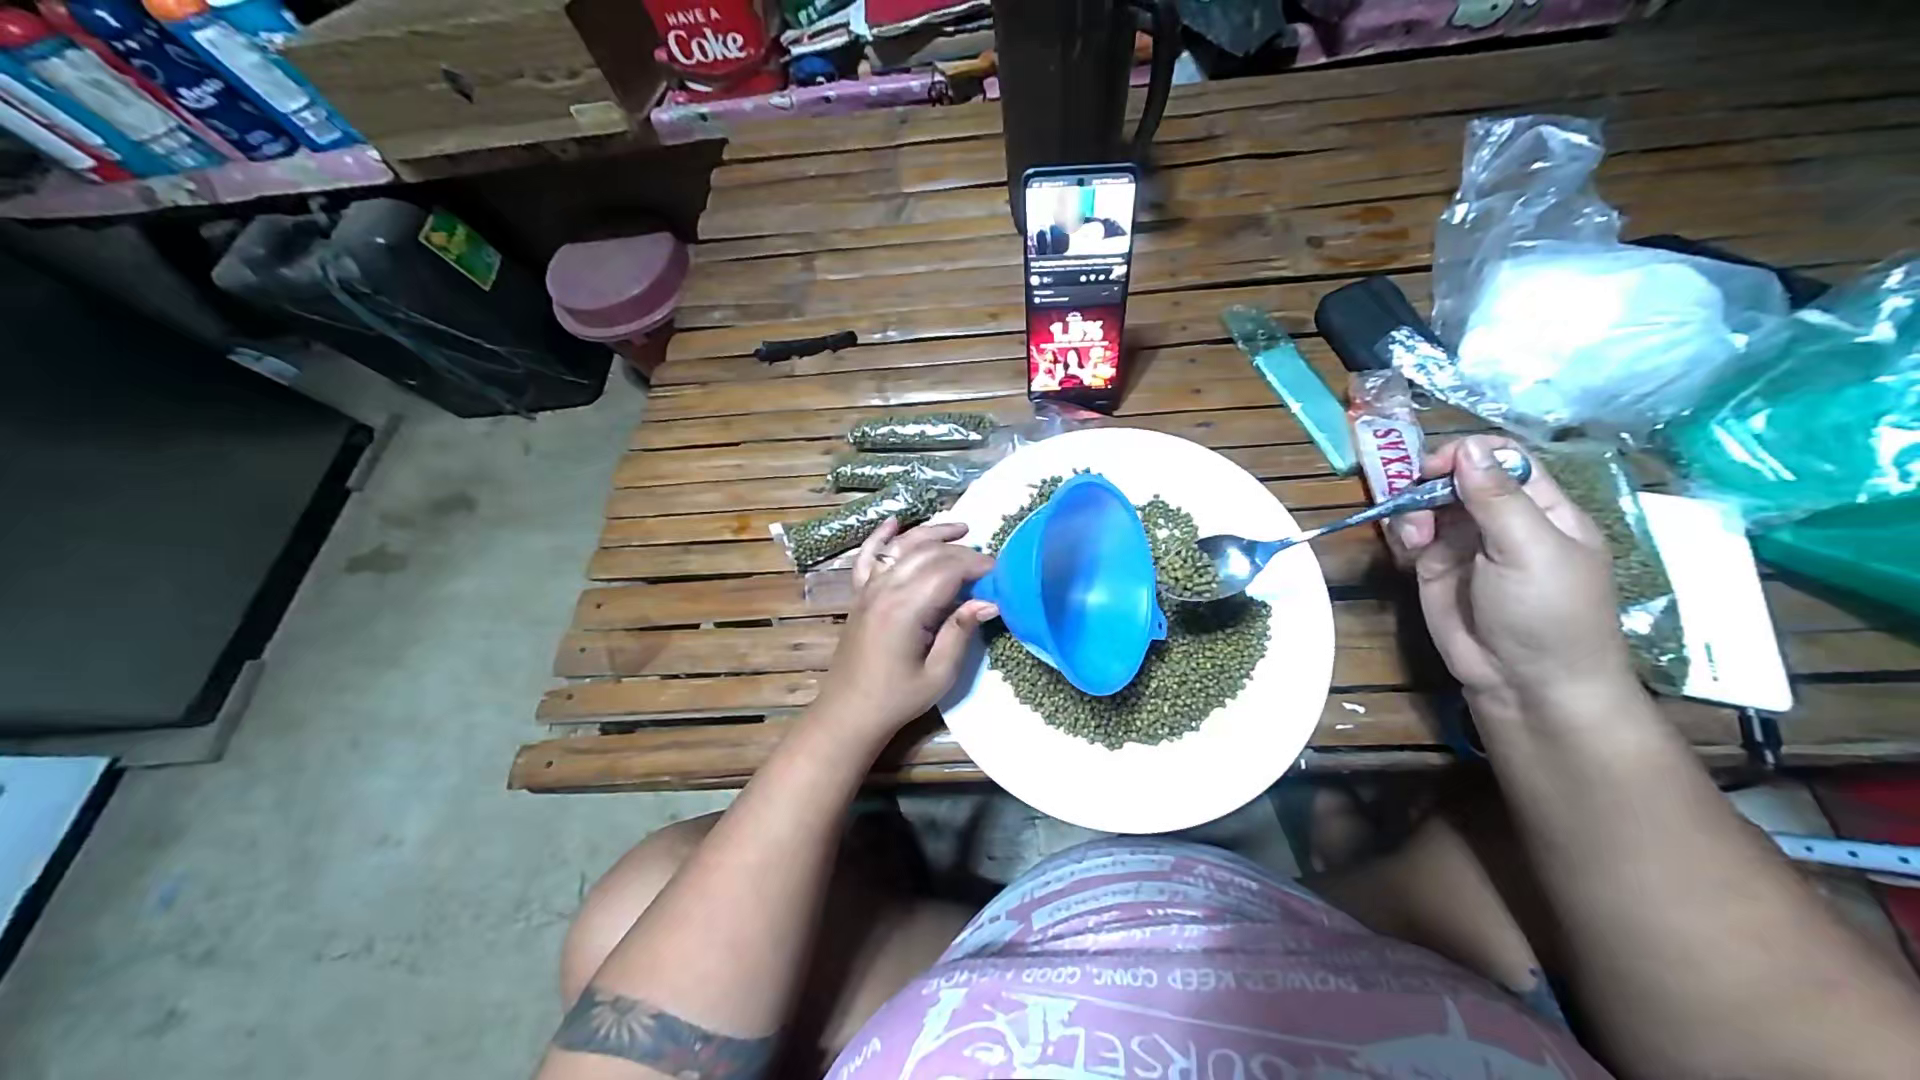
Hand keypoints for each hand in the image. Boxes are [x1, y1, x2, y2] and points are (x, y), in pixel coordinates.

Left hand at [809, 519, 998, 739]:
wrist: (849, 712)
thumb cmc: (897, 698)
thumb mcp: (939, 673)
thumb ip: (961, 631)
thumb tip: (989, 601)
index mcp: (905, 609)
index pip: (947, 570)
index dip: (977, 565)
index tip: (1000, 573)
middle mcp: (884, 589)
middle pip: (927, 553)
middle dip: (962, 552)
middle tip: (988, 564)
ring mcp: (868, 589)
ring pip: (901, 547)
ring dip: (931, 534)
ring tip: (961, 529)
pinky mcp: (859, 595)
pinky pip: (868, 556)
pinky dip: (881, 537)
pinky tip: (894, 523)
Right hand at [1392, 435, 1637, 724]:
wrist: (1524, 682)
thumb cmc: (1548, 613)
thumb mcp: (1530, 549)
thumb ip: (1497, 498)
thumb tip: (1467, 447)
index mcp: (1541, 509)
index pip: (1502, 460)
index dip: (1466, 455)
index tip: (1434, 468)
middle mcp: (1501, 520)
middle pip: (1456, 478)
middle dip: (1430, 483)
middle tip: (1413, 501)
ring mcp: (1465, 544)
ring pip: (1427, 504)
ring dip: (1412, 510)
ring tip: (1413, 538)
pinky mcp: (1434, 567)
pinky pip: (1412, 534)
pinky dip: (1402, 532)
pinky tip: (1407, 548)